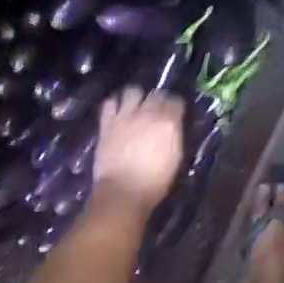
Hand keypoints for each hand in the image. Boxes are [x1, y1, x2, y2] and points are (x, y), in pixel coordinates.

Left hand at [92, 87, 184, 213]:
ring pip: (132, 91)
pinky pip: (110, 102)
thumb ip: (174, 137)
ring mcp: (125, 116)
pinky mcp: (107, 123)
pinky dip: (115, 104)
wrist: (123, 191)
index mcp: (168, 123)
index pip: (176, 101)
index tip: (175, 113)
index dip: (175, 106)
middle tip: (156, 109)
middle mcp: (147, 113)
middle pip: (155, 93)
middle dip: (158, 99)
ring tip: (136, 106)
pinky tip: (117, 112)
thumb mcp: (175, 159)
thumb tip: (172, 127)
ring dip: (136, 97)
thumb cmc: (154, 183)